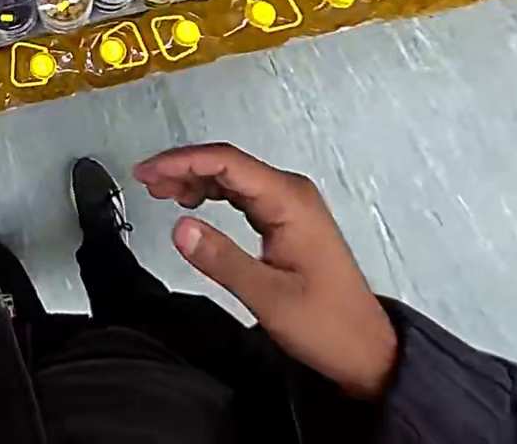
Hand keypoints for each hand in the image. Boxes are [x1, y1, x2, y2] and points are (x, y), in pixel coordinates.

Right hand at [134, 143, 397, 399]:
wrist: (370, 354)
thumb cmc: (331, 326)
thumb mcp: (270, 298)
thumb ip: (222, 260)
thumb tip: (180, 227)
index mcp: (288, 200)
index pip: (224, 162)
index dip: (182, 162)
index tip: (150, 171)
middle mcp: (288, 192)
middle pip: (224, 162)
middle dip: (181, 166)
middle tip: (146, 178)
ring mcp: (286, 202)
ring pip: (228, 174)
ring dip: (191, 177)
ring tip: (159, 189)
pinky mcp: (281, 215)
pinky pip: (236, 189)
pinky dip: (207, 190)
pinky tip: (189, 200)